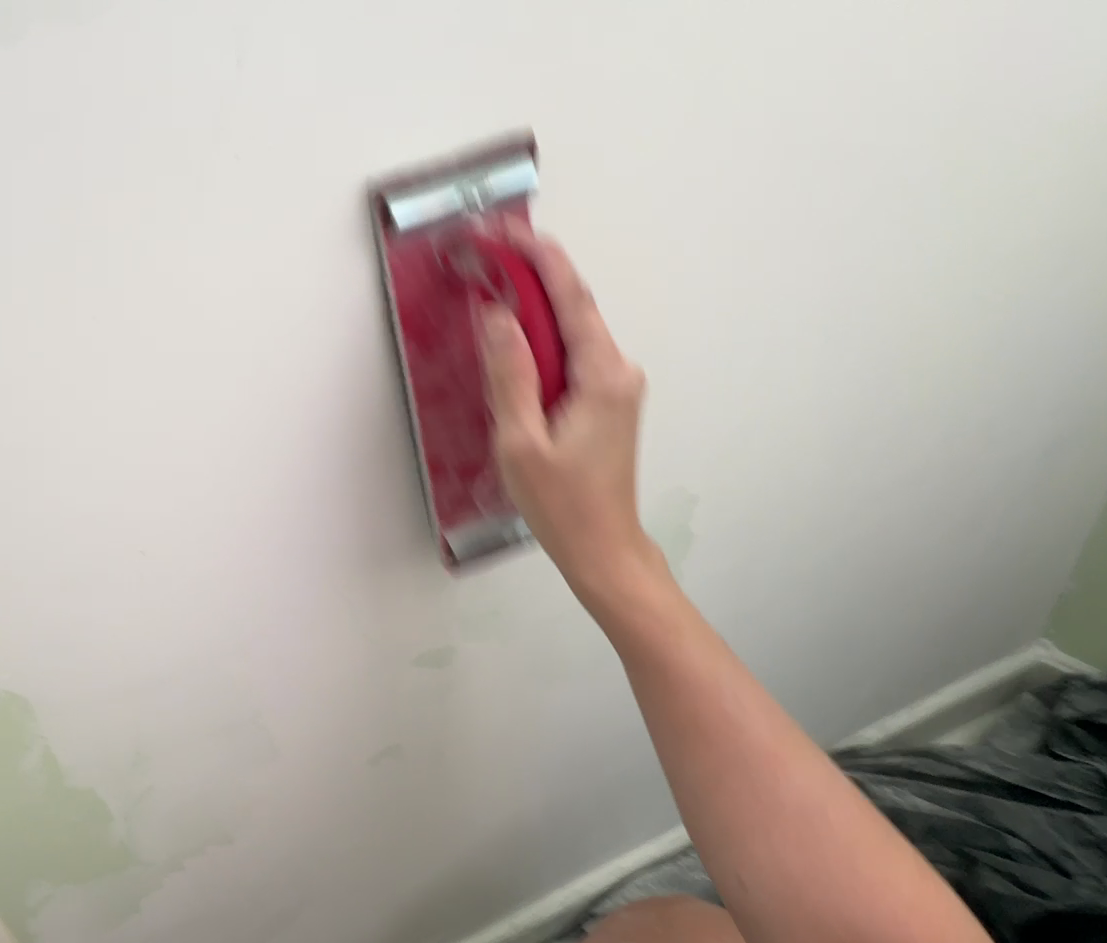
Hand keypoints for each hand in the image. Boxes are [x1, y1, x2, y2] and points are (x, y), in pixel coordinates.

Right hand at [475, 224, 657, 594]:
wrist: (602, 546)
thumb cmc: (562, 503)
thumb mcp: (520, 441)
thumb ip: (510, 374)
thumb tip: (496, 316)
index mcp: (602, 375)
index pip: (570, 298)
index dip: (538, 259)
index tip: (508, 232)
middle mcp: (618, 371)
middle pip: (571, 311)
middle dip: (530, 280)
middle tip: (488, 258)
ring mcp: (616, 387)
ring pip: (569, 336)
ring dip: (532, 316)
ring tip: (491, 299)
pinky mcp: (607, 403)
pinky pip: (570, 360)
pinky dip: (541, 347)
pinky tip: (513, 351)